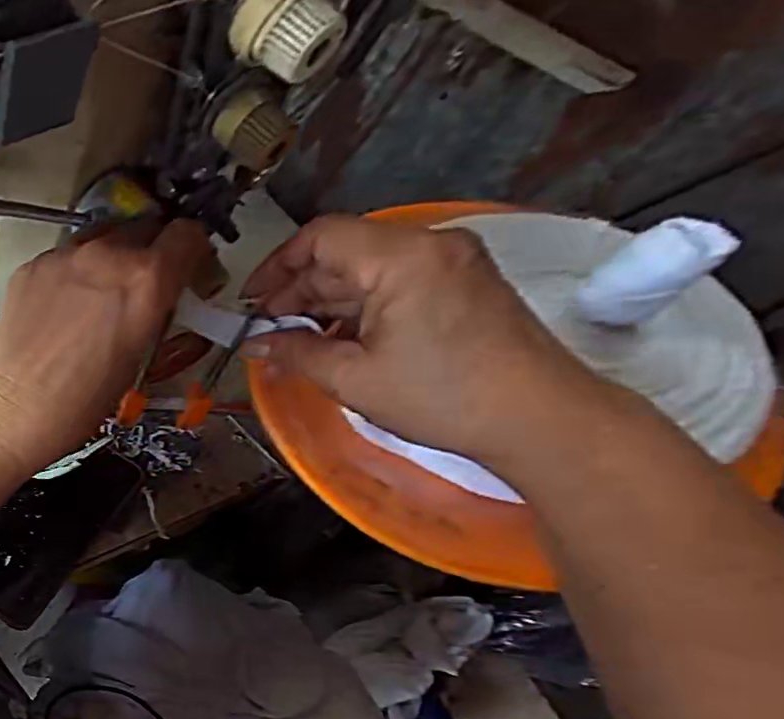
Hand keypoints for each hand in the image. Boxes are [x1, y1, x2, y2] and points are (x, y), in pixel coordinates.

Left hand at [0, 219, 213, 476]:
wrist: (13, 412)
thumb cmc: (80, 402)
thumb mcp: (139, 358)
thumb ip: (156, 311)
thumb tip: (160, 297)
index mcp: (147, 279)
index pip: (188, 234)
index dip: (192, 254)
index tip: (187, 273)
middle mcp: (106, 255)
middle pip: (144, 228)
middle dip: (151, 253)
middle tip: (141, 287)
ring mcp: (63, 257)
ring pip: (101, 237)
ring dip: (109, 257)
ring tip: (98, 295)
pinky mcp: (30, 267)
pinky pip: (63, 257)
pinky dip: (71, 273)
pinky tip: (60, 307)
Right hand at [241, 214, 604, 467]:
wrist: (535, 416)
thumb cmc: (442, 396)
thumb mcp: (351, 377)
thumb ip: (296, 353)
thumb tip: (258, 345)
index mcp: (403, 259)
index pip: (321, 237)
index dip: (275, 266)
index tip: (249, 301)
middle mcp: (429, 248)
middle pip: (342, 253)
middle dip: (295, 291)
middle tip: (263, 331)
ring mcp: (448, 265)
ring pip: (364, 272)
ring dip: (321, 303)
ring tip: (290, 342)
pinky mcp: (457, 286)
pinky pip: (390, 285)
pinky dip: (353, 309)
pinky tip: (330, 341)